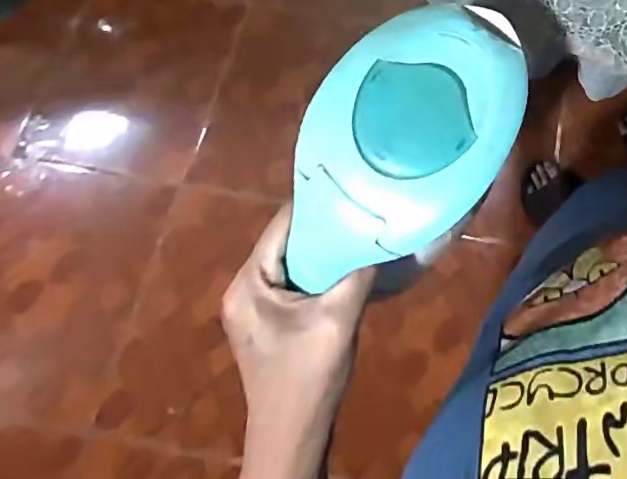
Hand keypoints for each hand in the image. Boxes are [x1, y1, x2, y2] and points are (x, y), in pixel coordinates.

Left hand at [222, 205, 374, 478]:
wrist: (293, 440)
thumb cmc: (308, 377)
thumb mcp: (338, 319)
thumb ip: (358, 274)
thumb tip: (383, 241)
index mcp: (248, 282)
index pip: (281, 225)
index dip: (315, 205)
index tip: (347, 187)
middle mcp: (242, 288)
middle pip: (285, 240)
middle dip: (321, 226)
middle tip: (356, 208)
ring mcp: (253, 306)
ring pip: (291, 260)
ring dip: (321, 249)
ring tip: (355, 230)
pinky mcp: (267, 321)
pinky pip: (293, 280)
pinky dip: (317, 270)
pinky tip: (345, 264)